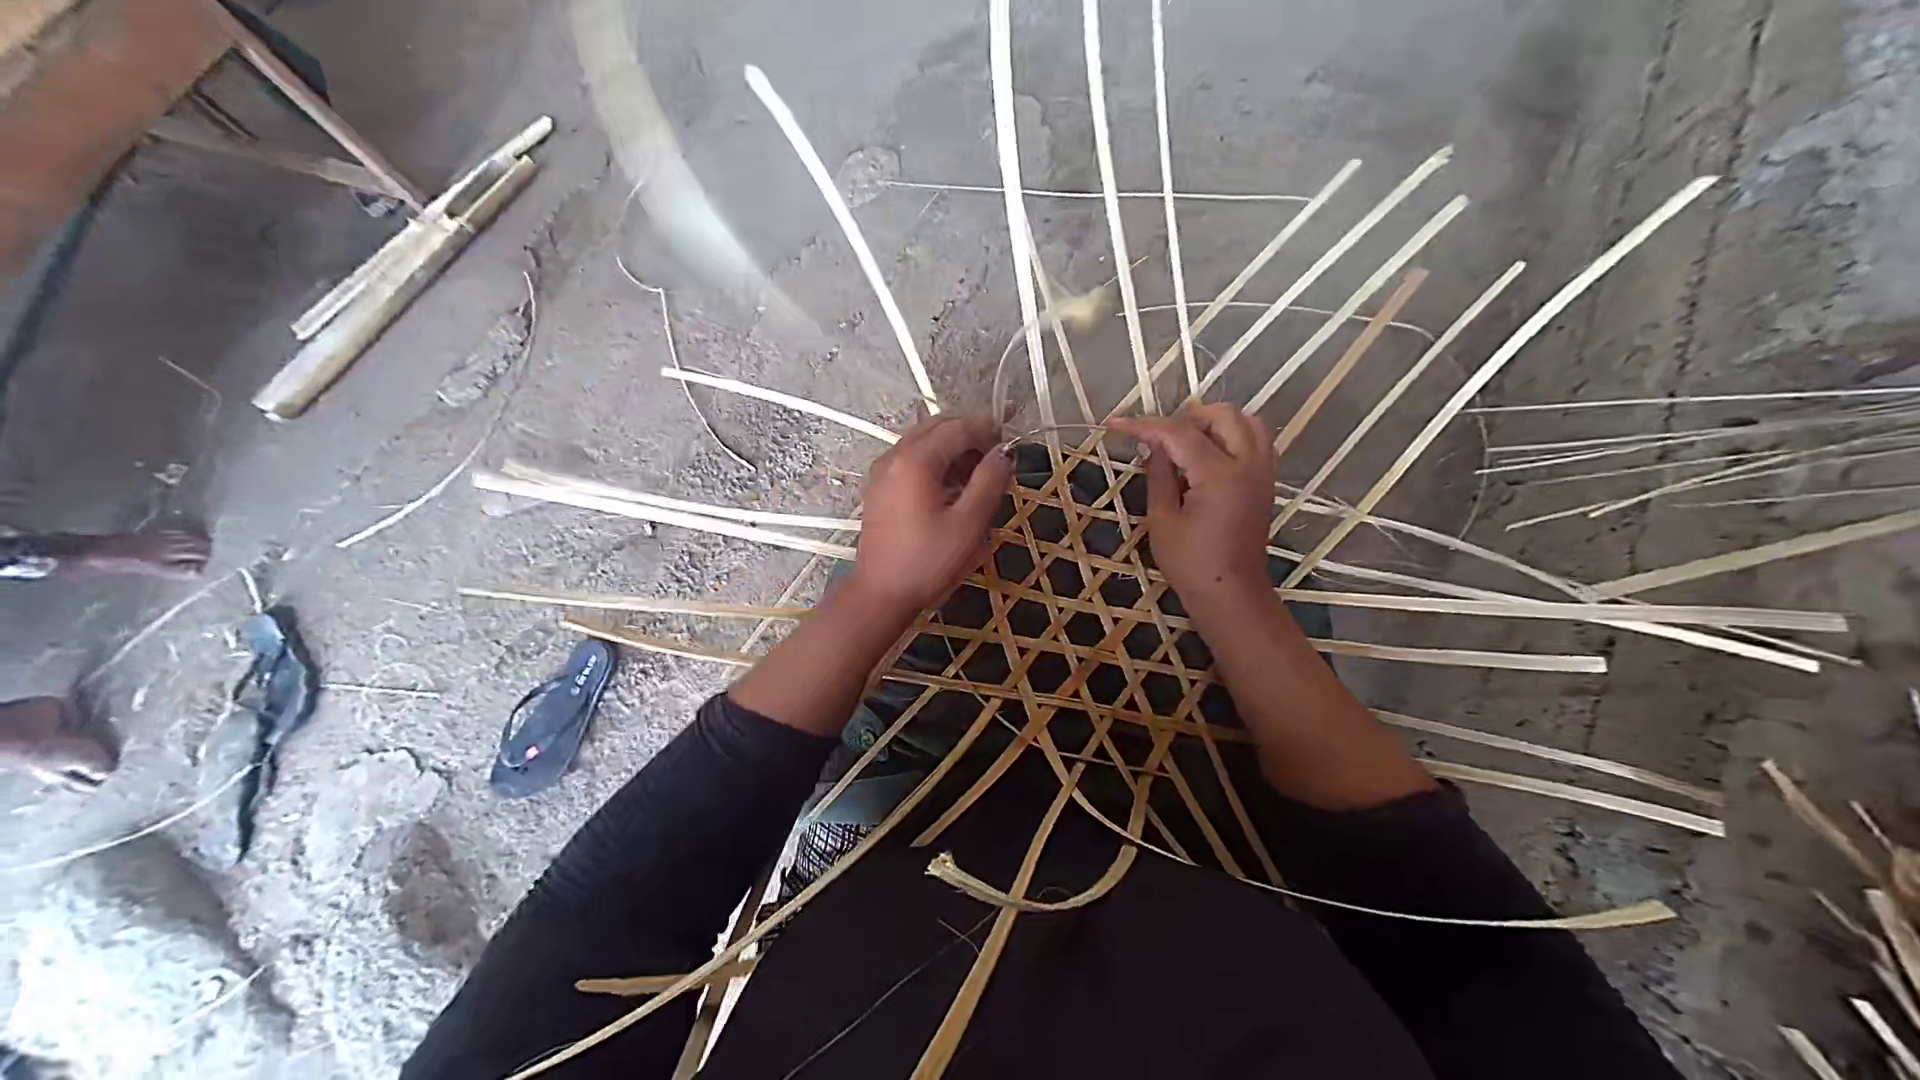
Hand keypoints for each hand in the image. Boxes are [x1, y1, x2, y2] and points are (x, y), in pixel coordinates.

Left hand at [847, 414, 1012, 617]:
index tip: (1012, 434)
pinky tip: (954, 487)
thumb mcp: (969, 523)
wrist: (881, 595)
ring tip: (980, 473)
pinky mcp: (880, 489)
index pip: (958, 427)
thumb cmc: (927, 563)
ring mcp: (883, 472)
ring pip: (924, 442)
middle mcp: (894, 457)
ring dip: (954, 448)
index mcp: (916, 460)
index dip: (989, 427)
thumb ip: (990, 481)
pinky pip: (911, 461)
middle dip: (971, 433)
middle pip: (938, 427)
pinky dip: (936, 462)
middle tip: (998, 452)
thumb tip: (1005, 453)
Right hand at [1109, 404, 1274, 601]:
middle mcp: (1248, 465)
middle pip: (1222, 416)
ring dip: (1214, 423)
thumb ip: (1159, 474)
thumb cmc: (1189, 563)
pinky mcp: (1266, 481)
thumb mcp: (1162, 519)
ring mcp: (1263, 471)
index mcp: (1219, 476)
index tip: (1116, 424)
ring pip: (1246, 422)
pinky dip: (1233, 436)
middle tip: (1159, 439)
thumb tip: (1152, 445)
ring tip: (1186, 442)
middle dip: (1185, 418)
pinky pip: (1257, 440)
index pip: (1179, 434)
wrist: (1229, 592)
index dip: (1145, 425)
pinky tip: (1210, 454)